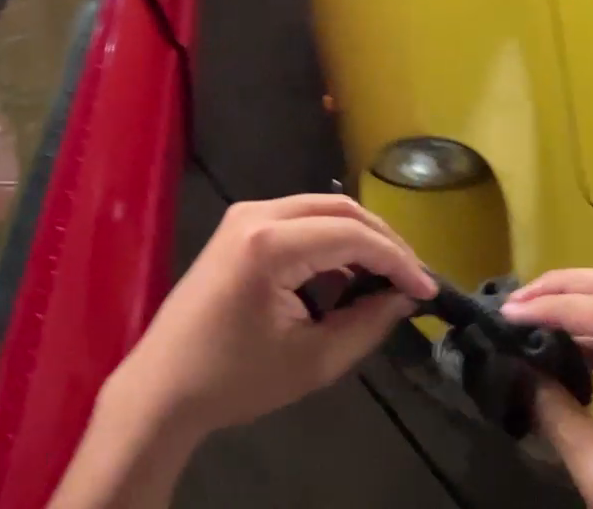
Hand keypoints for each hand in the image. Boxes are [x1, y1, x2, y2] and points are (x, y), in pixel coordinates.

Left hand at [109, 194, 437, 439]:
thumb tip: (403, 298)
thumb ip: (366, 323)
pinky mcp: (238, 228)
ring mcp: (243, 216)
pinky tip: (345, 275)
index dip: (397, 260)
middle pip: (337, 209)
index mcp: (270, 243)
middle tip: (412, 279)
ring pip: (318, 209)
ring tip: (387, 279)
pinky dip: (328, 240)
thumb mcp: (313, 360)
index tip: (428, 291)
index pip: (352, 234)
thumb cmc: (235, 378)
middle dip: (381, 240)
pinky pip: (296, 220)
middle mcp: (256, 214)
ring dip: (356, 238)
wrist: (164, 384)